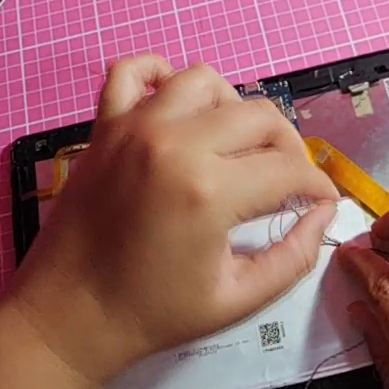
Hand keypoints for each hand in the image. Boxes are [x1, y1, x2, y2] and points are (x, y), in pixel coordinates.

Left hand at [6, 55, 339, 386]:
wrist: (65, 318)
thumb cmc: (150, 314)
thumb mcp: (236, 300)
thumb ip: (293, 257)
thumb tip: (324, 213)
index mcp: (209, 190)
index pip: (288, 169)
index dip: (317, 186)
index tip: (321, 202)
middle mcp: (176, 142)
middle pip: (259, 116)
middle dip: (289, 146)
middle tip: (287, 179)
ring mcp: (135, 125)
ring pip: (205, 80)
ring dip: (232, 107)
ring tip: (234, 144)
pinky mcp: (104, 124)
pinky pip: (132, 70)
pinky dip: (158, 73)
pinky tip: (175, 104)